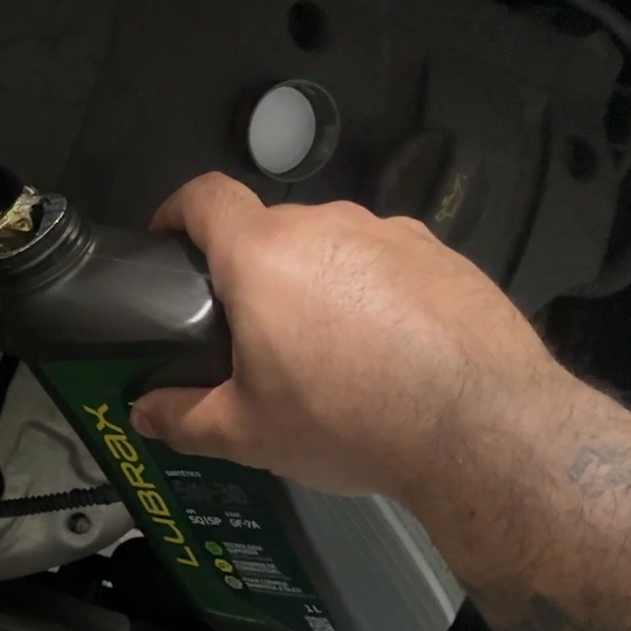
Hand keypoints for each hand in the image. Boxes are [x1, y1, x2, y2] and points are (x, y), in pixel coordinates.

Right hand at [130, 172, 572, 500]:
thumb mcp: (241, 432)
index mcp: (263, 256)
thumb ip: (178, 417)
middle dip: (238, 266)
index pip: (204, 197)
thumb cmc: (343, 419)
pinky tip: (373, 344)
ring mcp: (394, 234)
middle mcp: (327, 226)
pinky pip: (377, 260)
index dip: (173, 211)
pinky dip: (358, 289)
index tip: (163, 244)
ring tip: (311, 342)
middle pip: (263, 226)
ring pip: (323, 243)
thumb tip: (141, 412)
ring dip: (302, 278)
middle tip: (236, 327)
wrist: (489, 431)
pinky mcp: (445, 255)